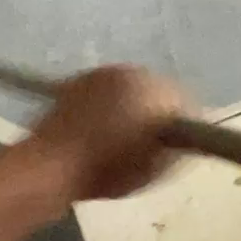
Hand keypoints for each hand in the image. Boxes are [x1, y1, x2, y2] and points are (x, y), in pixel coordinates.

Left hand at [26, 65, 191, 201]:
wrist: (54, 161)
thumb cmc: (109, 168)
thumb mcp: (157, 166)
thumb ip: (178, 145)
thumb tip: (185, 136)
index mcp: (155, 90)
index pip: (185, 101)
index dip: (186, 124)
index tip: (182, 144)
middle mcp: (130, 71)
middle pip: (157, 88)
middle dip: (160, 108)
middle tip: (155, 138)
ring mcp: (102, 71)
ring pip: (131, 84)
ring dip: (135, 101)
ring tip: (127, 130)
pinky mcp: (80, 77)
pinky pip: (107, 86)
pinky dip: (111, 99)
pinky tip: (104, 122)